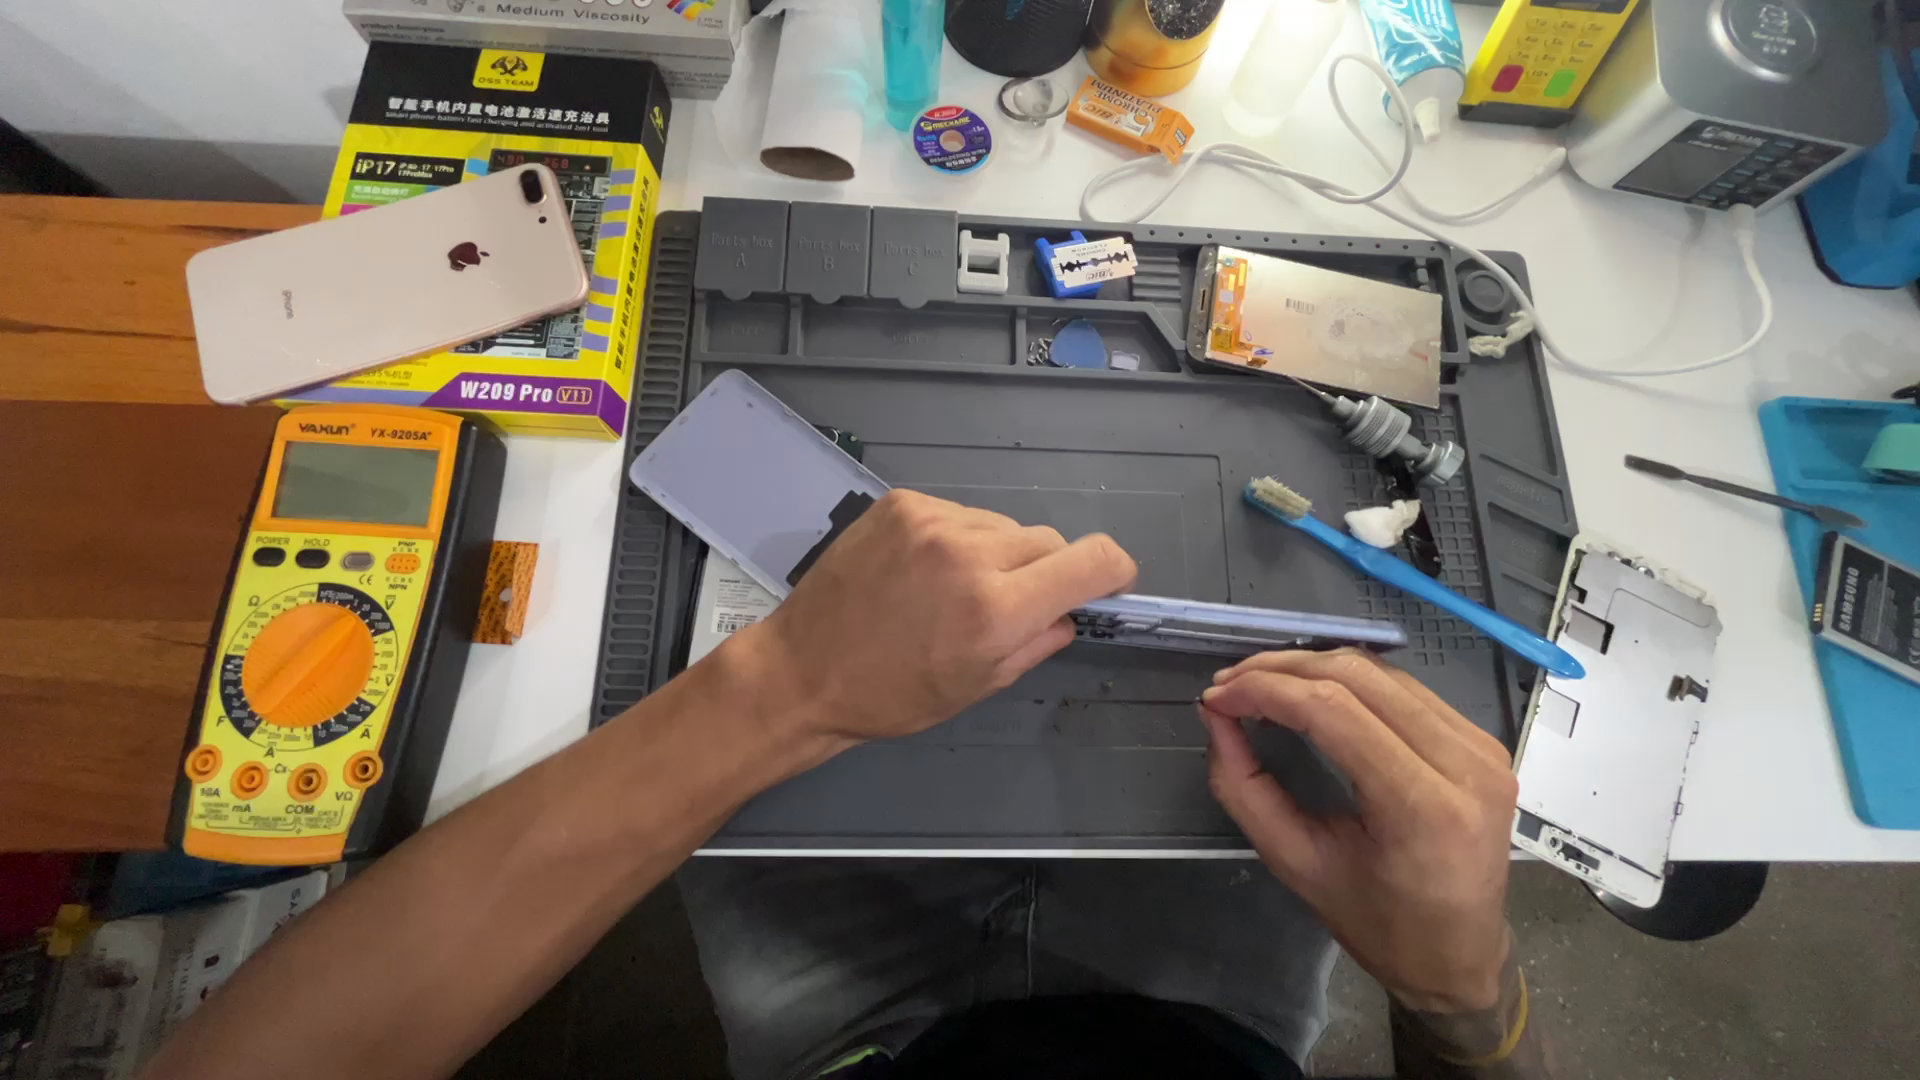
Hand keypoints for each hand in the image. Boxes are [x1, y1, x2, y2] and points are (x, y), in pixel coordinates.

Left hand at [731, 489, 1136, 744]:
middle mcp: (971, 552)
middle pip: (1049, 539)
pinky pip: (961, 514)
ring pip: (1003, 525)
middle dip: (1045, 571)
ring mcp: (933, 520)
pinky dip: (958, 539)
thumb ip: (1039, 641)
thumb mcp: (978, 685)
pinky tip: (924, 569)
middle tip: (1008, 603)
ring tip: (954, 587)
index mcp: (997, 608)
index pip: (1095, 560)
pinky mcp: (902, 503)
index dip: (1114, 571)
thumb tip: (1070, 610)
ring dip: (998, 553)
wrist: (803, 670)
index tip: (1106, 585)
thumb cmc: (892, 695)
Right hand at [1198, 649, 1516, 1013]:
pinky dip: (1341, 677)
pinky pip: (1398, 684)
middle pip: (1354, 675)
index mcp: (1423, 808)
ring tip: (1258, 685)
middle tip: (1229, 685)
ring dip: (1306, 666)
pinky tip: (1305, 692)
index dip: (1264, 690)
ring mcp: (1480, 745)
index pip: (1331, 710)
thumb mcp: (1291, 860)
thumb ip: (1241, 784)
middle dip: (1278, 670)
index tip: (1216, 697)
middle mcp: (1464, 764)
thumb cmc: (1373, 920)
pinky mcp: (1480, 738)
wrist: (1457, 957)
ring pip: (1376, 669)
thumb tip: (1213, 713)